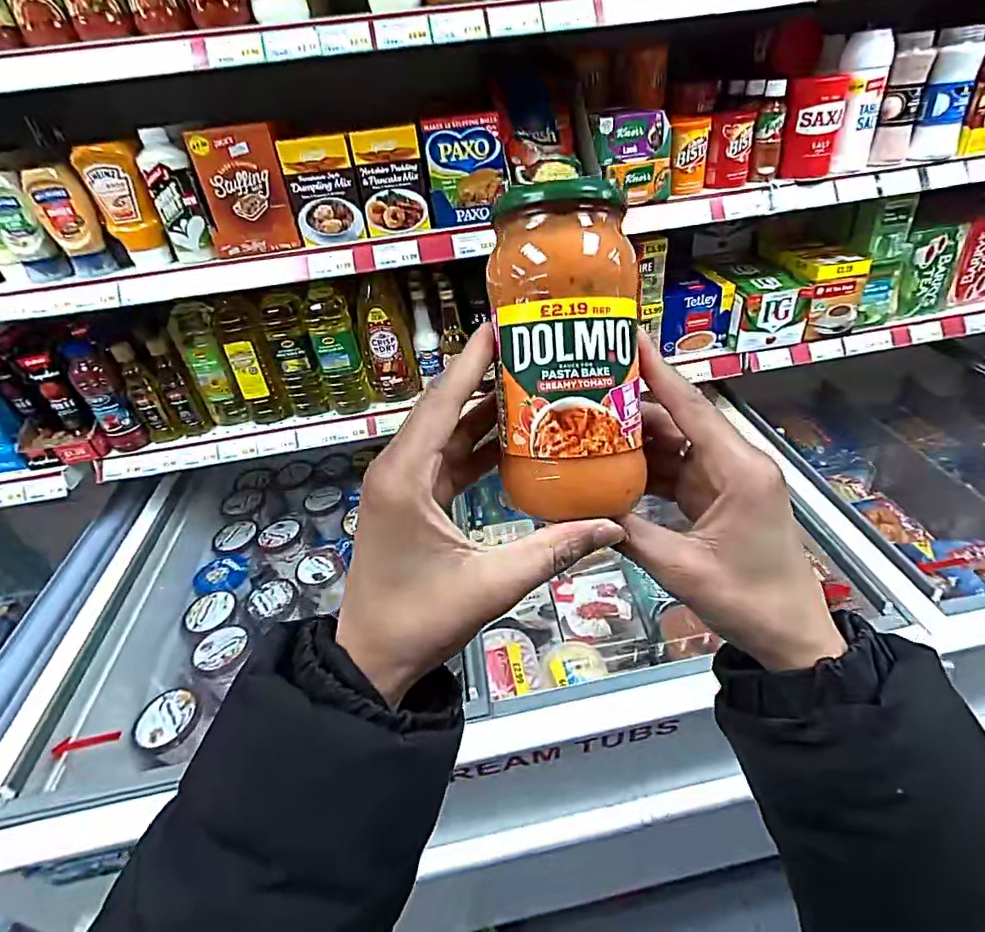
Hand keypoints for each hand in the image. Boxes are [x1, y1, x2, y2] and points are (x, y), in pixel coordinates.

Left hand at [338, 324, 625, 705]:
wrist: (372, 659)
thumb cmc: (421, 619)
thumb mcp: (491, 584)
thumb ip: (553, 550)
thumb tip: (612, 525)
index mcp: (405, 475)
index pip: (442, 401)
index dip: (471, 361)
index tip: (499, 326)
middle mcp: (398, 468)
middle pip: (443, 409)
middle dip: (483, 379)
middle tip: (529, 352)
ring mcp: (401, 484)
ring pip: (446, 434)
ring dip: (482, 412)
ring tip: (530, 385)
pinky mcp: (410, 500)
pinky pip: (446, 460)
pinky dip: (476, 447)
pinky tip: (513, 439)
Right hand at [614, 333, 846, 671]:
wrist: (793, 637)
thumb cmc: (749, 601)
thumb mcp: (682, 569)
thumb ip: (630, 534)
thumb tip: (581, 509)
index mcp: (738, 469)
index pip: (692, 407)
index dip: (658, 371)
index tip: (629, 338)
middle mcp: (735, 463)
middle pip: (678, 422)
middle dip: (632, 408)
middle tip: (584, 393)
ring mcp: (727, 479)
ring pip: (675, 446)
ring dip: (636, 440)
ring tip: (587, 426)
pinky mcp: (719, 496)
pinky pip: (677, 471)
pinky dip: (647, 469)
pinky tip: (611, 466)